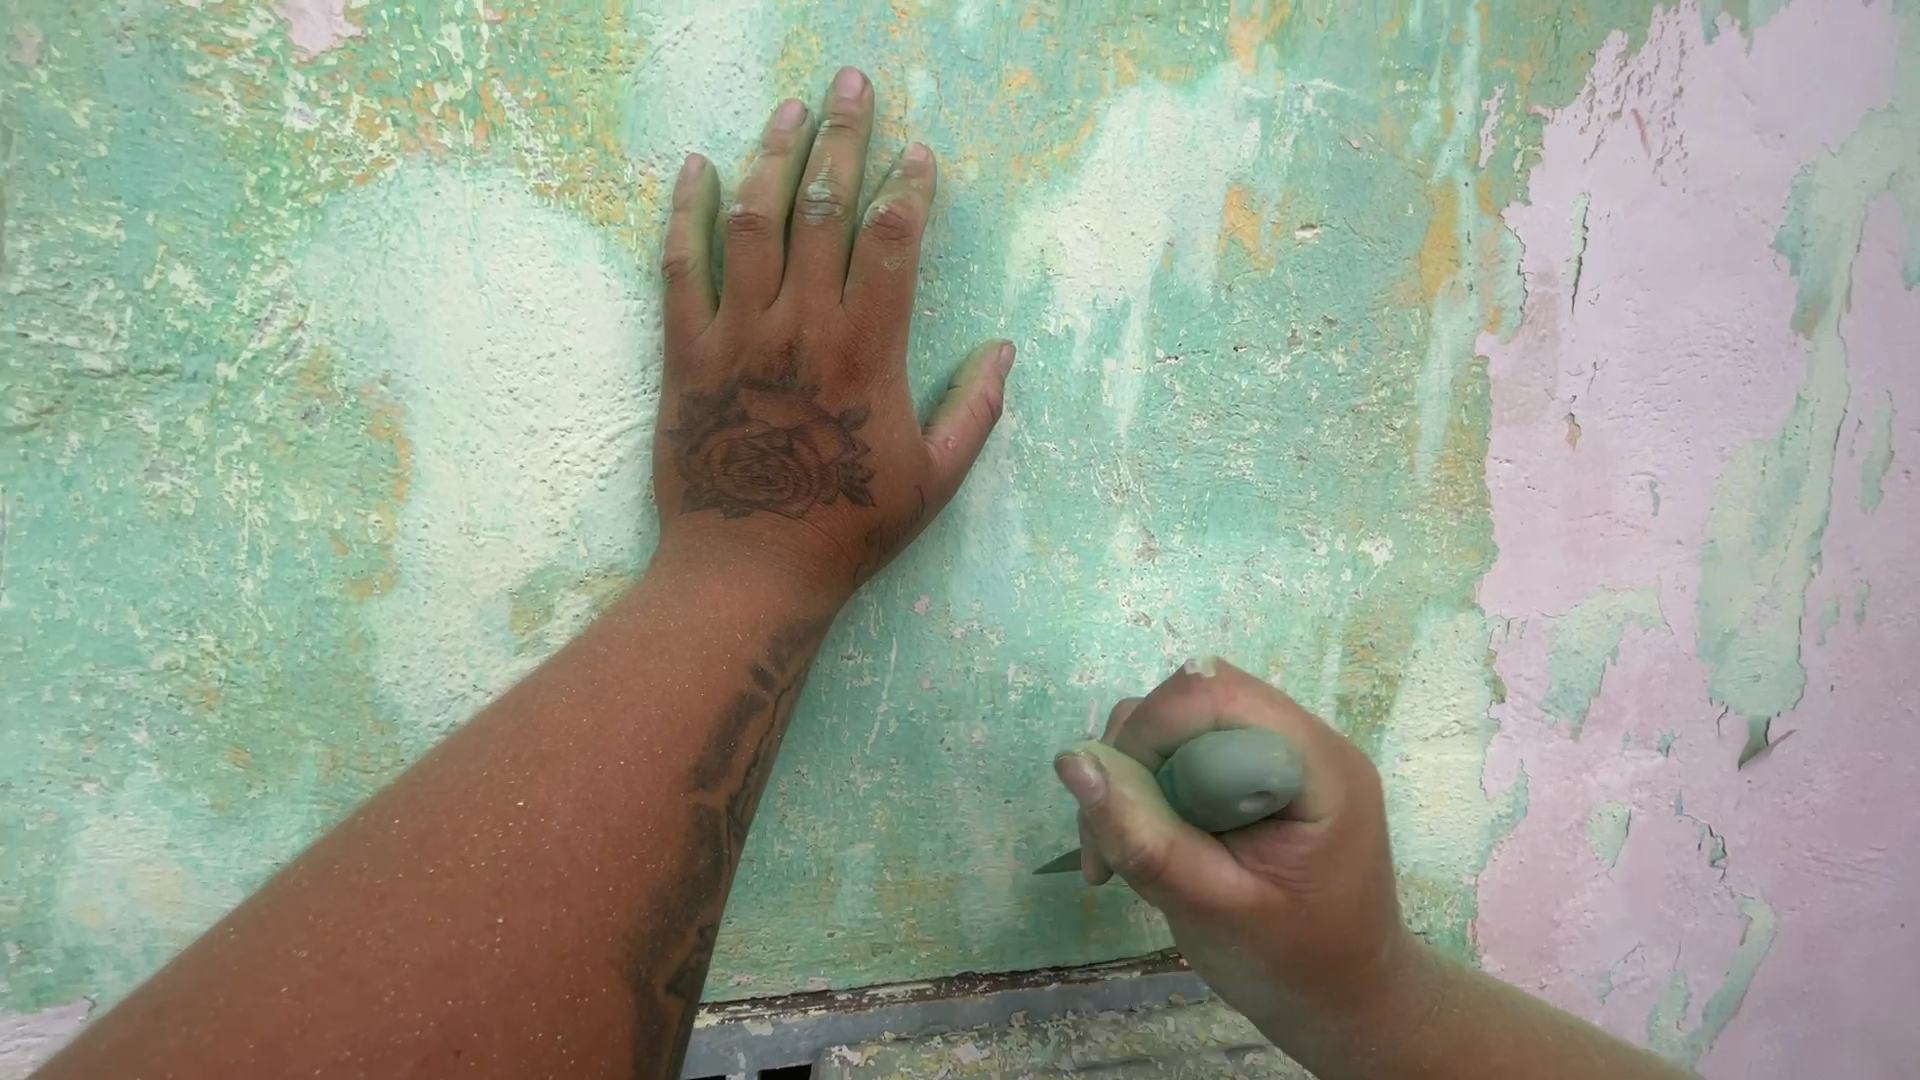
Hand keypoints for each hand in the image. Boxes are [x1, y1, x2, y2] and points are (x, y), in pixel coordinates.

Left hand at [652, 66, 1012, 599]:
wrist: (750, 571)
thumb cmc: (848, 530)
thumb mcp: (934, 481)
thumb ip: (975, 413)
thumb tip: (1007, 352)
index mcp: (869, 355)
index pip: (892, 243)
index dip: (909, 189)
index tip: (919, 154)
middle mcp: (803, 328)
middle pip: (823, 210)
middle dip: (843, 139)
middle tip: (852, 85)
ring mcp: (738, 336)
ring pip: (753, 223)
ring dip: (772, 157)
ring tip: (789, 109)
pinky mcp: (685, 355)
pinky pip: (680, 267)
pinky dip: (685, 213)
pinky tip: (695, 169)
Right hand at [1052, 659, 1413, 1038]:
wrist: (1343, 1002)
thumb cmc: (1291, 966)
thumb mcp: (1208, 909)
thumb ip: (1142, 836)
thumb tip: (1070, 761)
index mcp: (1317, 764)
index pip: (1215, 693)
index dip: (1152, 733)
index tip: (1120, 805)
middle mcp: (1300, 738)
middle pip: (1187, 701)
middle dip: (1132, 760)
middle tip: (1109, 843)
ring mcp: (1275, 751)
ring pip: (1173, 723)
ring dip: (1128, 778)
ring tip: (1117, 858)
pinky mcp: (1251, 769)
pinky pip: (1180, 749)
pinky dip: (1143, 789)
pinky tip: (1137, 846)